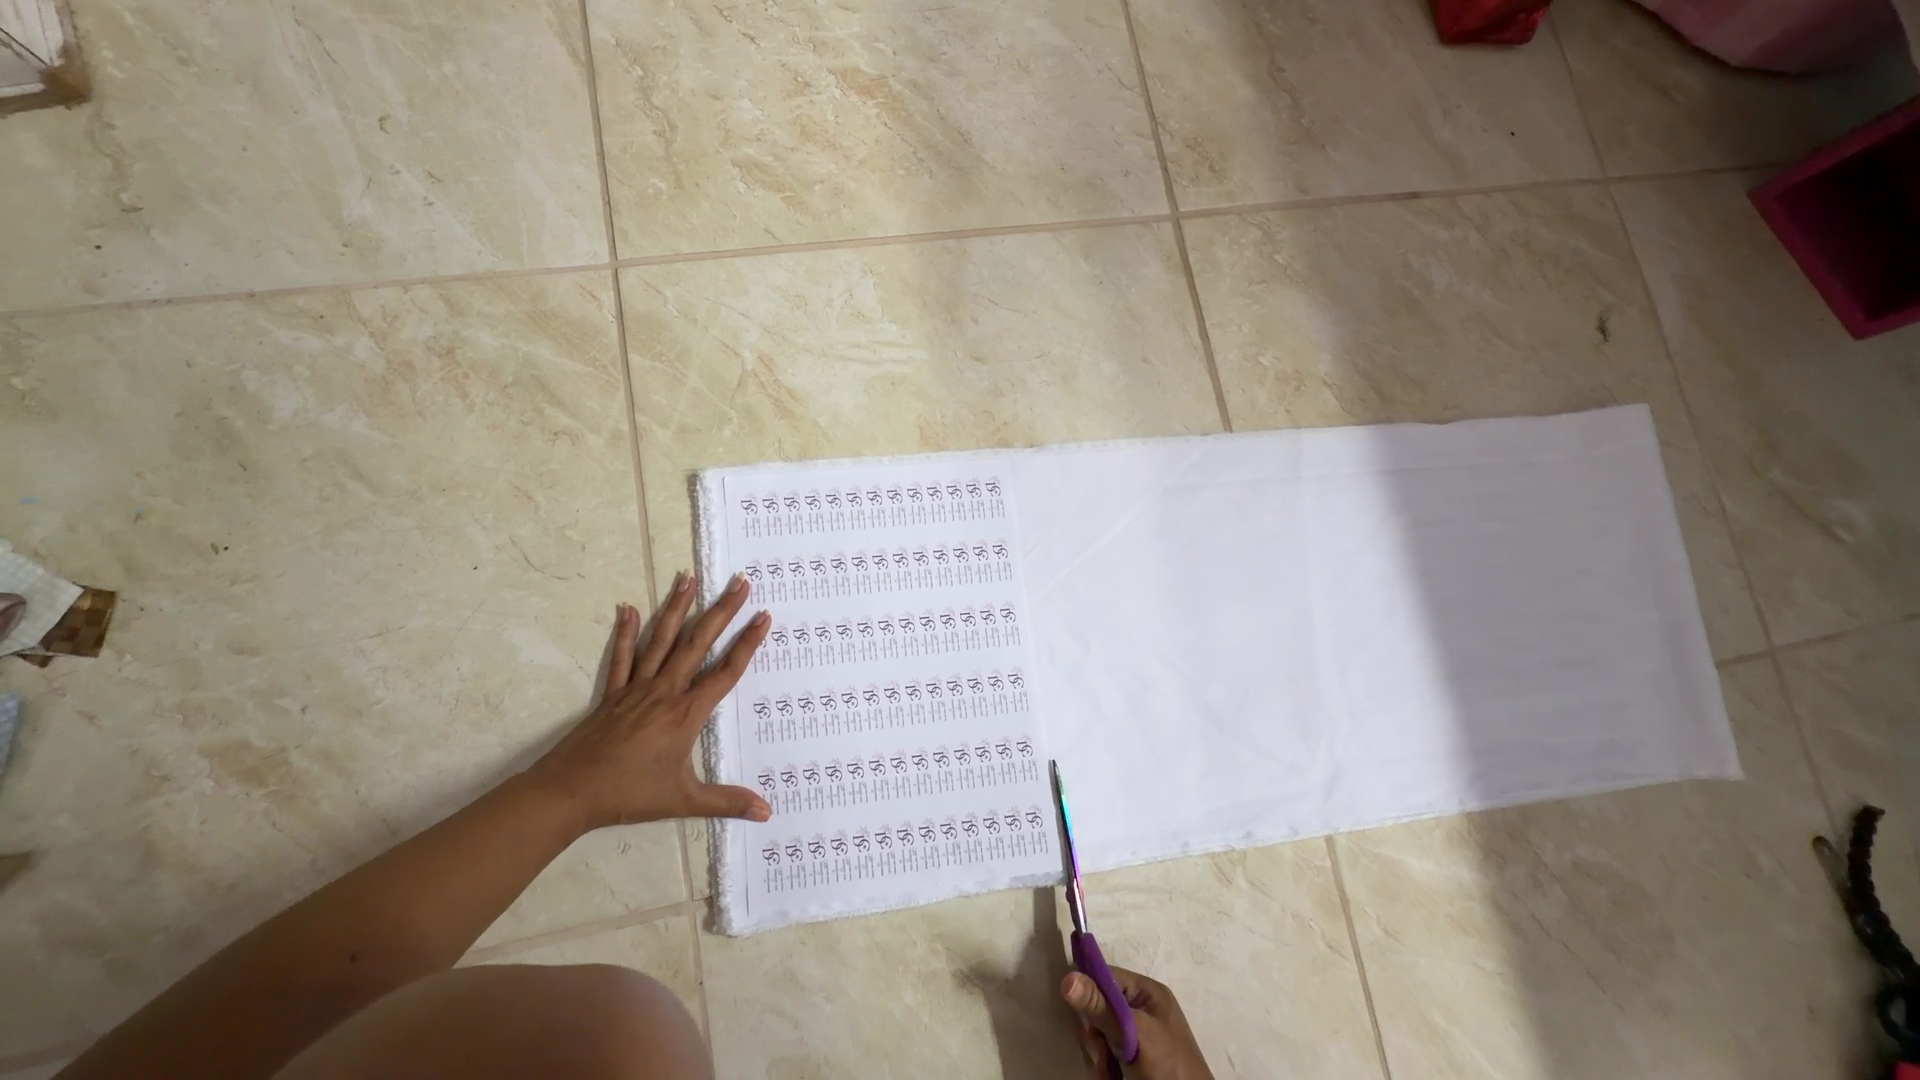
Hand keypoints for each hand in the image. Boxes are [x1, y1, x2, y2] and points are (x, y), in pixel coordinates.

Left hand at [526, 573, 772, 830]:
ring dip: (678, 608)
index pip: (725, 671)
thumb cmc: (629, 795)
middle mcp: (665, 692)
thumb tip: (766, 811)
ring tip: (690, 579)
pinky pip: (622, 657)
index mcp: (686, 714)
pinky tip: (630, 608)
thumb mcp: (683, 800)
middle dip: (722, 611)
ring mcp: (636, 689)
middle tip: (739, 583)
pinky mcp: (612, 694)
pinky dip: (627, 633)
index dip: (747, 643)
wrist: (568, 793)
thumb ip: (726, 802)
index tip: (763, 616)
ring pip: (662, 640)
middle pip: (698, 643)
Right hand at [1062, 967, 1214, 1079]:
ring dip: (1096, 1056)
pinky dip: (1101, 1068)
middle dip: (1093, 1035)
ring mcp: (1131, 1035)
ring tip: (1109, 1073)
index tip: (1086, 1022)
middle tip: (1102, 1056)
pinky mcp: (1125, 1057)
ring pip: (1093, 1034)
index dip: (1088, 995)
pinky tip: (1110, 1077)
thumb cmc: (1168, 1067)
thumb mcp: (1136, 1035)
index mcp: (1145, 992)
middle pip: (1094, 1008)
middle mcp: (1137, 1009)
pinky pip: (1099, 1053)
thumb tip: (1067, 978)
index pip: (1103, 976)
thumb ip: (1102, 1008)